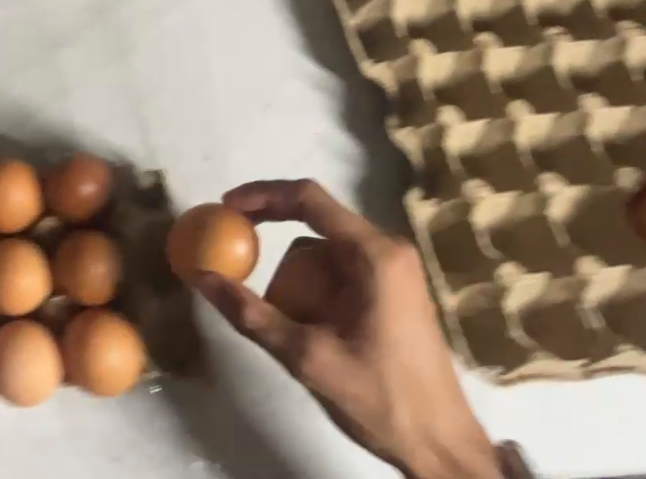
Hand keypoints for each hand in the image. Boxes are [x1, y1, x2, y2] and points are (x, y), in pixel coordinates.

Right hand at [194, 180, 501, 478]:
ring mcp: (393, 270)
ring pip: (323, 253)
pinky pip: (338, 271)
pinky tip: (307, 328)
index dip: (261, 195)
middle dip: (274, 249)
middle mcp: (387, 249)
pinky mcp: (393, 290)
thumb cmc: (383, 399)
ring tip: (288, 326)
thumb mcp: (307, 358)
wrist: (445, 450)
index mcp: (373, 253)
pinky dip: (312, 290)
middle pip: (313, 227)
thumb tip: (200, 276)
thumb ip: (250, 313)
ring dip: (295, 279)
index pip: (308, 198)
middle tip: (237, 265)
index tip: (225, 208)